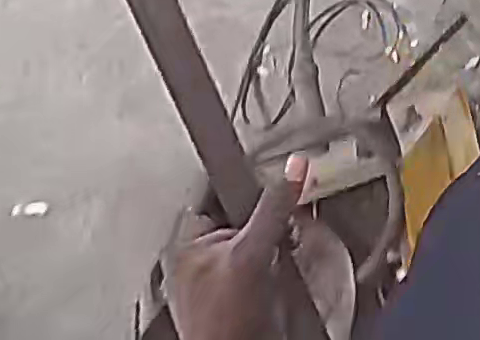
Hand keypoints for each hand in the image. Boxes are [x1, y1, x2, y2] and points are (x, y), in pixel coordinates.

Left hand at [168, 155, 309, 339]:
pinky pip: (266, 244)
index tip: (269, 156)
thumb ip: (274, 206)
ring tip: (289, 222)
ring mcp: (221, 269)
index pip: (214, 186)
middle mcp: (199, 253)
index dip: (243, 171)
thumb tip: (294, 166)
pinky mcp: (242, 281)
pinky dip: (281, 239)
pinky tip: (290, 244)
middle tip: (288, 188)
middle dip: (266, 199)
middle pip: (240, 204)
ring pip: (255, 224)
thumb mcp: (252, 253)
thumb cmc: (224, 324)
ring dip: (277, 220)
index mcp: (186, 243)